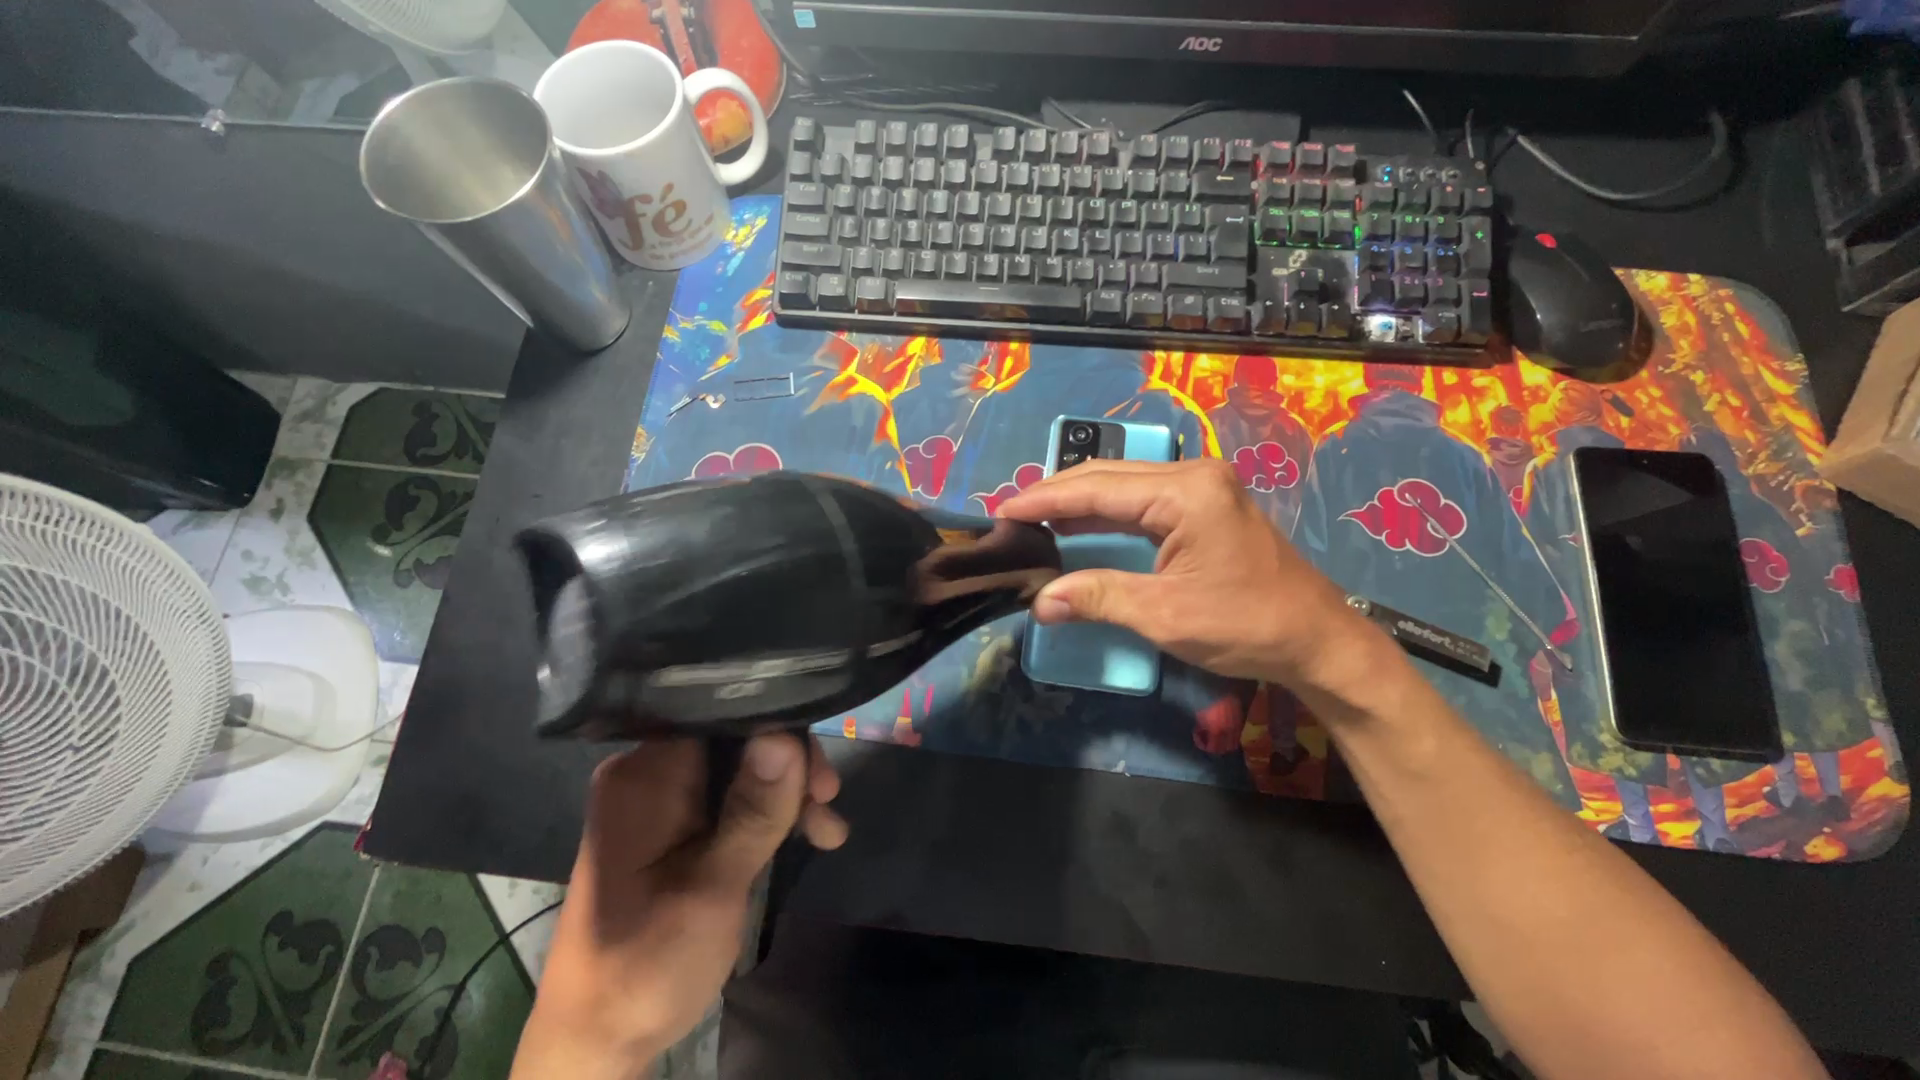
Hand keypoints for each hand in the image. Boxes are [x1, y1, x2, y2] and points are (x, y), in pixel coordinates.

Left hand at [510, 734, 845, 1079]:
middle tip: (829, 805)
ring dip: (786, 796)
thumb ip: (753, 811)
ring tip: (827, 832)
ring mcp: (656, 799)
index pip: (721, 717)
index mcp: (644, 775)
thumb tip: (785, 732)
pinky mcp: (668, 826)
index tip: (822, 777)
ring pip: (737, 769)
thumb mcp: (712, 889)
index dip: (779, 732)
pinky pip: (725, 798)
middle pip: (734, 740)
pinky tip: (805, 837)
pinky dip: (765, 815)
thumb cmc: (647, 964)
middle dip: (790, 768)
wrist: (595, 1039)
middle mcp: (645, 773)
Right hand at [995, 458, 1380, 693]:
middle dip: (1057, 496)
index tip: (1002, 512)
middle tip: (1011, 518)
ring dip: (1079, 502)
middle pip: (1108, 476)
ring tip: (1033, 520)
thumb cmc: (1245, 626)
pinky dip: (1107, 512)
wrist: (1316, 640)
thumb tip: (1040, 602)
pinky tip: (1079, 525)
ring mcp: (1203, 487)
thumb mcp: (1164, 615)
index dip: (1044, 501)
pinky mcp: (1207, 504)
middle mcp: (1194, 476)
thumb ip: (1098, 597)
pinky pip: (1143, 499)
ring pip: (1124, 484)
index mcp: (1185, 493)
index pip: (1097, 489)